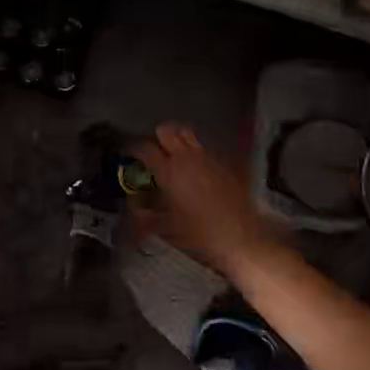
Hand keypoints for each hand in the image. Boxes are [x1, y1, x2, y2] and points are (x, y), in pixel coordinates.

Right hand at [133, 124, 284, 275]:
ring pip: (188, 135)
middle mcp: (187, 159)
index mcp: (168, 171)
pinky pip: (205, 150)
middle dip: (158, 137)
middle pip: (168, 131)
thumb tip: (133, 208)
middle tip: (154, 151)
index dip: (133, 148)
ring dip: (178, 140)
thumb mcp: (165, 228)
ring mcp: (208, 159)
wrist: (241, 239)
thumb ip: (144, 216)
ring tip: (174, 155)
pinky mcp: (225, 165)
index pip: (145, 148)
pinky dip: (196, 153)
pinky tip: (196, 169)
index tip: (129, 154)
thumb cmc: (198, 234)